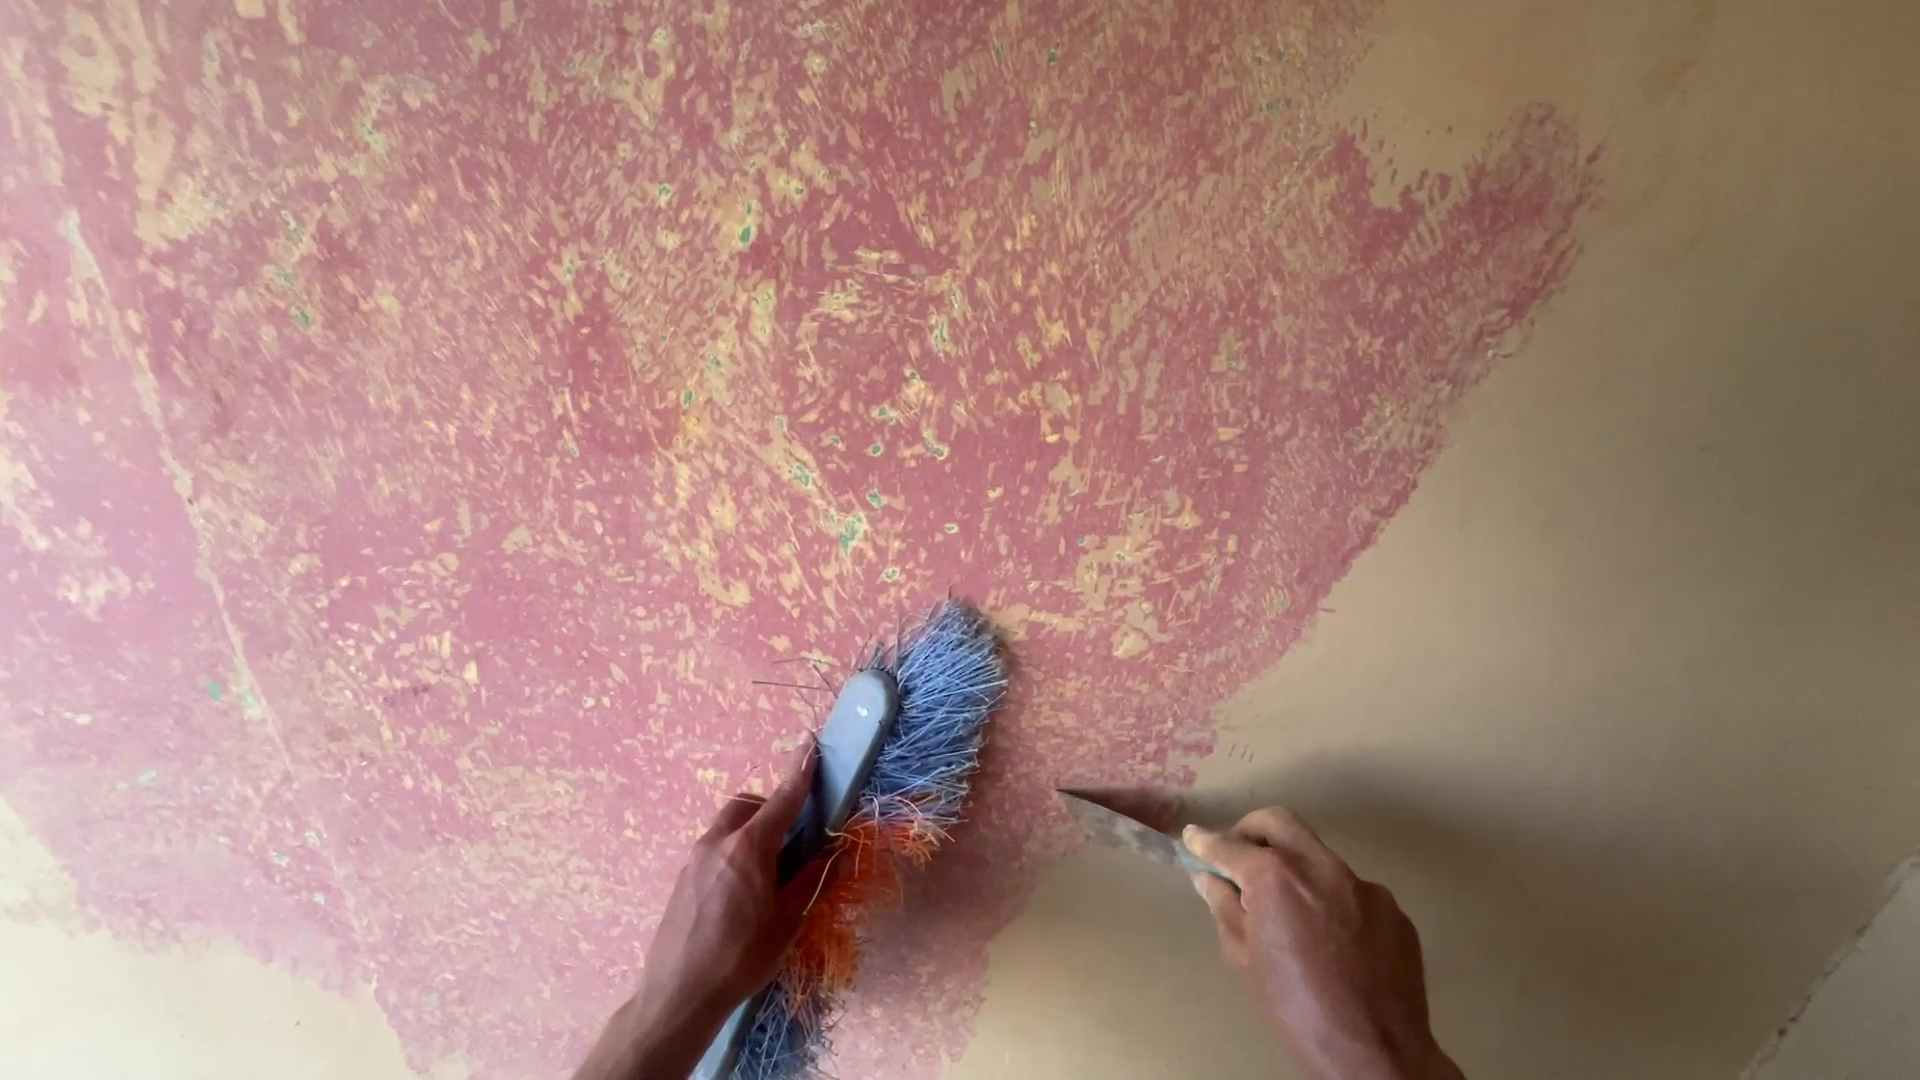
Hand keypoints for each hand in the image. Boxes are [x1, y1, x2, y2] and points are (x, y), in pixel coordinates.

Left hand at [574, 742, 830, 1079]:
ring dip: (751, 830)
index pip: (783, 797)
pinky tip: (740, 893)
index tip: (810, 742)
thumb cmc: (741, 957)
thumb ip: (813, 878)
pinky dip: (733, 851)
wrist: (677, 996)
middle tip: (792, 838)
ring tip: (767, 871)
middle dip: (771, 808)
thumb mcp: (788, 920)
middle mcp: (719, 841)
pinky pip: (714, 848)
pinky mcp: (682, 878)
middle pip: (748, 804)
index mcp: (750, 846)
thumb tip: (836, 851)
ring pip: (728, 825)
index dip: (801, 770)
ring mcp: (695, 858)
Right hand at [1184, 809, 1462, 1079]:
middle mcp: (1320, 867)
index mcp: (1275, 877)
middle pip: (1278, 822)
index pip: (1229, 845)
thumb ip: (1224, 907)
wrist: (1377, 1056)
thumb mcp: (1243, 958)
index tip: (1193, 839)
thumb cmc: (1296, 1008)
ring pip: (1318, 856)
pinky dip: (1330, 899)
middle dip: (1250, 830)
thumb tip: (1210, 879)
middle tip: (1238, 853)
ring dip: (1294, 867)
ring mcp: (1362, 885)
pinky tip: (1329, 937)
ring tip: (1288, 908)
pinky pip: (1351, 890)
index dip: (1205, 842)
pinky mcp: (1391, 909)